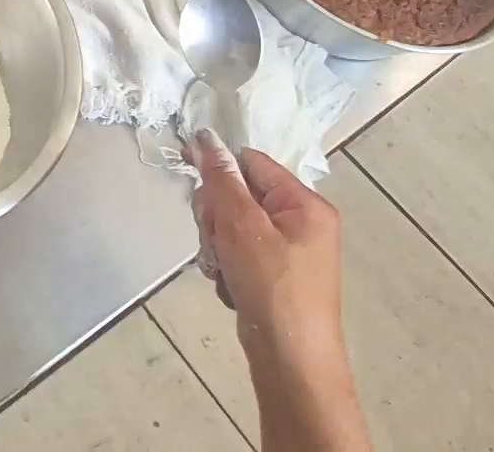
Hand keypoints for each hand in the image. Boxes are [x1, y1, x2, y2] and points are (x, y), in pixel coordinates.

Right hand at [188, 135, 373, 450]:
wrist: (290, 356)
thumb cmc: (271, 285)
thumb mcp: (241, 225)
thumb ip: (221, 179)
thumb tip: (205, 137)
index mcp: (305, 204)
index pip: (250, 162)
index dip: (217, 167)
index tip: (189, 175)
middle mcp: (301, 221)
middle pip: (237, 191)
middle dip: (215, 213)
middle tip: (216, 237)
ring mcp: (287, 247)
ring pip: (230, 220)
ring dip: (215, 239)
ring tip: (221, 264)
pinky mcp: (272, 268)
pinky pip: (235, 246)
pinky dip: (223, 258)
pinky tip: (225, 277)